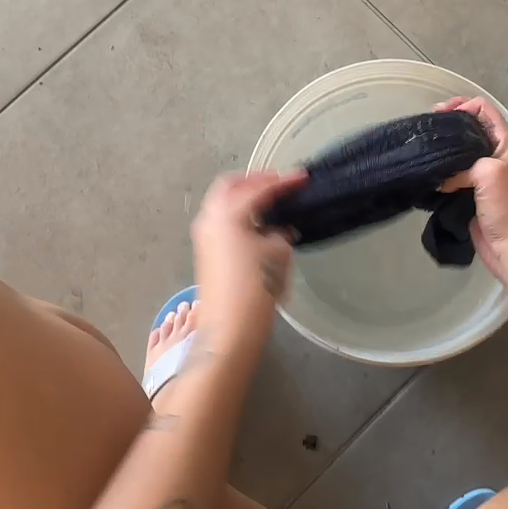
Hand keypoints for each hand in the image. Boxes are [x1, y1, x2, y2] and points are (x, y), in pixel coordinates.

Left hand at [191, 170, 305, 348]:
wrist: (229, 330)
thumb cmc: (255, 289)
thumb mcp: (278, 255)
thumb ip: (280, 233)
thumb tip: (279, 229)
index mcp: (228, 213)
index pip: (259, 187)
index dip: (283, 181)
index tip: (302, 178)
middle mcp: (210, 218)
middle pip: (231, 185)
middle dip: (256, 180)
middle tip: (280, 182)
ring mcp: (205, 235)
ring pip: (223, 202)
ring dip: (246, 197)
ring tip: (272, 201)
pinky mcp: (207, 251)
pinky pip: (223, 219)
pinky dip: (240, 213)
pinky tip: (260, 223)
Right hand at [437, 97, 507, 294]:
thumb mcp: (489, 173)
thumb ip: (466, 162)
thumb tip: (444, 175)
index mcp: (506, 144)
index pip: (484, 110)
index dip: (462, 106)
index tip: (439, 114)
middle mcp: (495, 155)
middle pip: (469, 130)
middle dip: (448, 126)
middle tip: (426, 131)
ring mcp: (484, 176)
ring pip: (460, 153)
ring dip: (443, 151)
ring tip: (422, 151)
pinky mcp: (473, 194)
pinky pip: (454, 176)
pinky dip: (442, 173)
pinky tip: (427, 174)